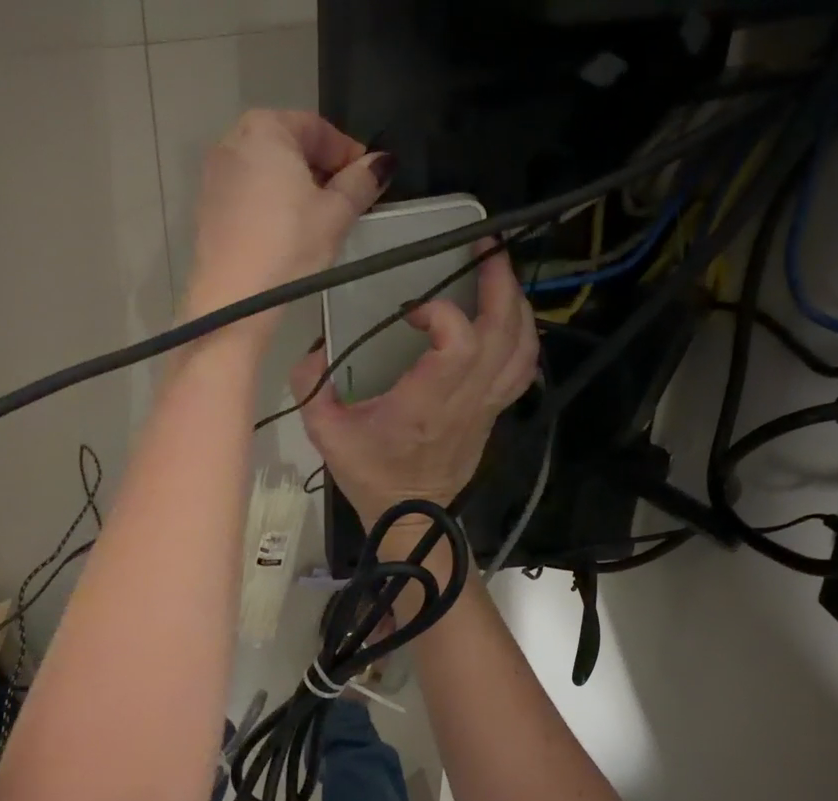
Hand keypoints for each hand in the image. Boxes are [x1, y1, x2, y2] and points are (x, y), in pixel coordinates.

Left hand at [184, 110, 392, 320]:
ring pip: (267, 171)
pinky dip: (270, 204)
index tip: (367, 180)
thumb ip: (362, 181)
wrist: (232, 302)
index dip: (348, 154)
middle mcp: (231, 141)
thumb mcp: (336, 212)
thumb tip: (381, 163)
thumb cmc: (288, 246)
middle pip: (289, 146)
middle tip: (345, 201)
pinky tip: (286, 233)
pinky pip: (248, 194)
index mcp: (264, 128)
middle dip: (320, 169)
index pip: (318, 129)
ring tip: (318, 220)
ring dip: (295, 188)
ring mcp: (214, 176)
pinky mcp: (206, 208)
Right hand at [290, 241, 538, 531]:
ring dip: (516, 303)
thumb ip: (312, 387)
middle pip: (502, 332)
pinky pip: (523, 366)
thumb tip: (317, 347)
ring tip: (499, 272)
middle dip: (498, 282)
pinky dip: (524, 335)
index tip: (413, 309)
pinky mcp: (495, 411)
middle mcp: (466, 400)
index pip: (458, 344)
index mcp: (426, 405)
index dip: (442, 313)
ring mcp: (487, 405)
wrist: (410, 518)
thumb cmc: (369, 475)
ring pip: (522, 345)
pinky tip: (509, 317)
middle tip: (485, 246)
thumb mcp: (325, 435)